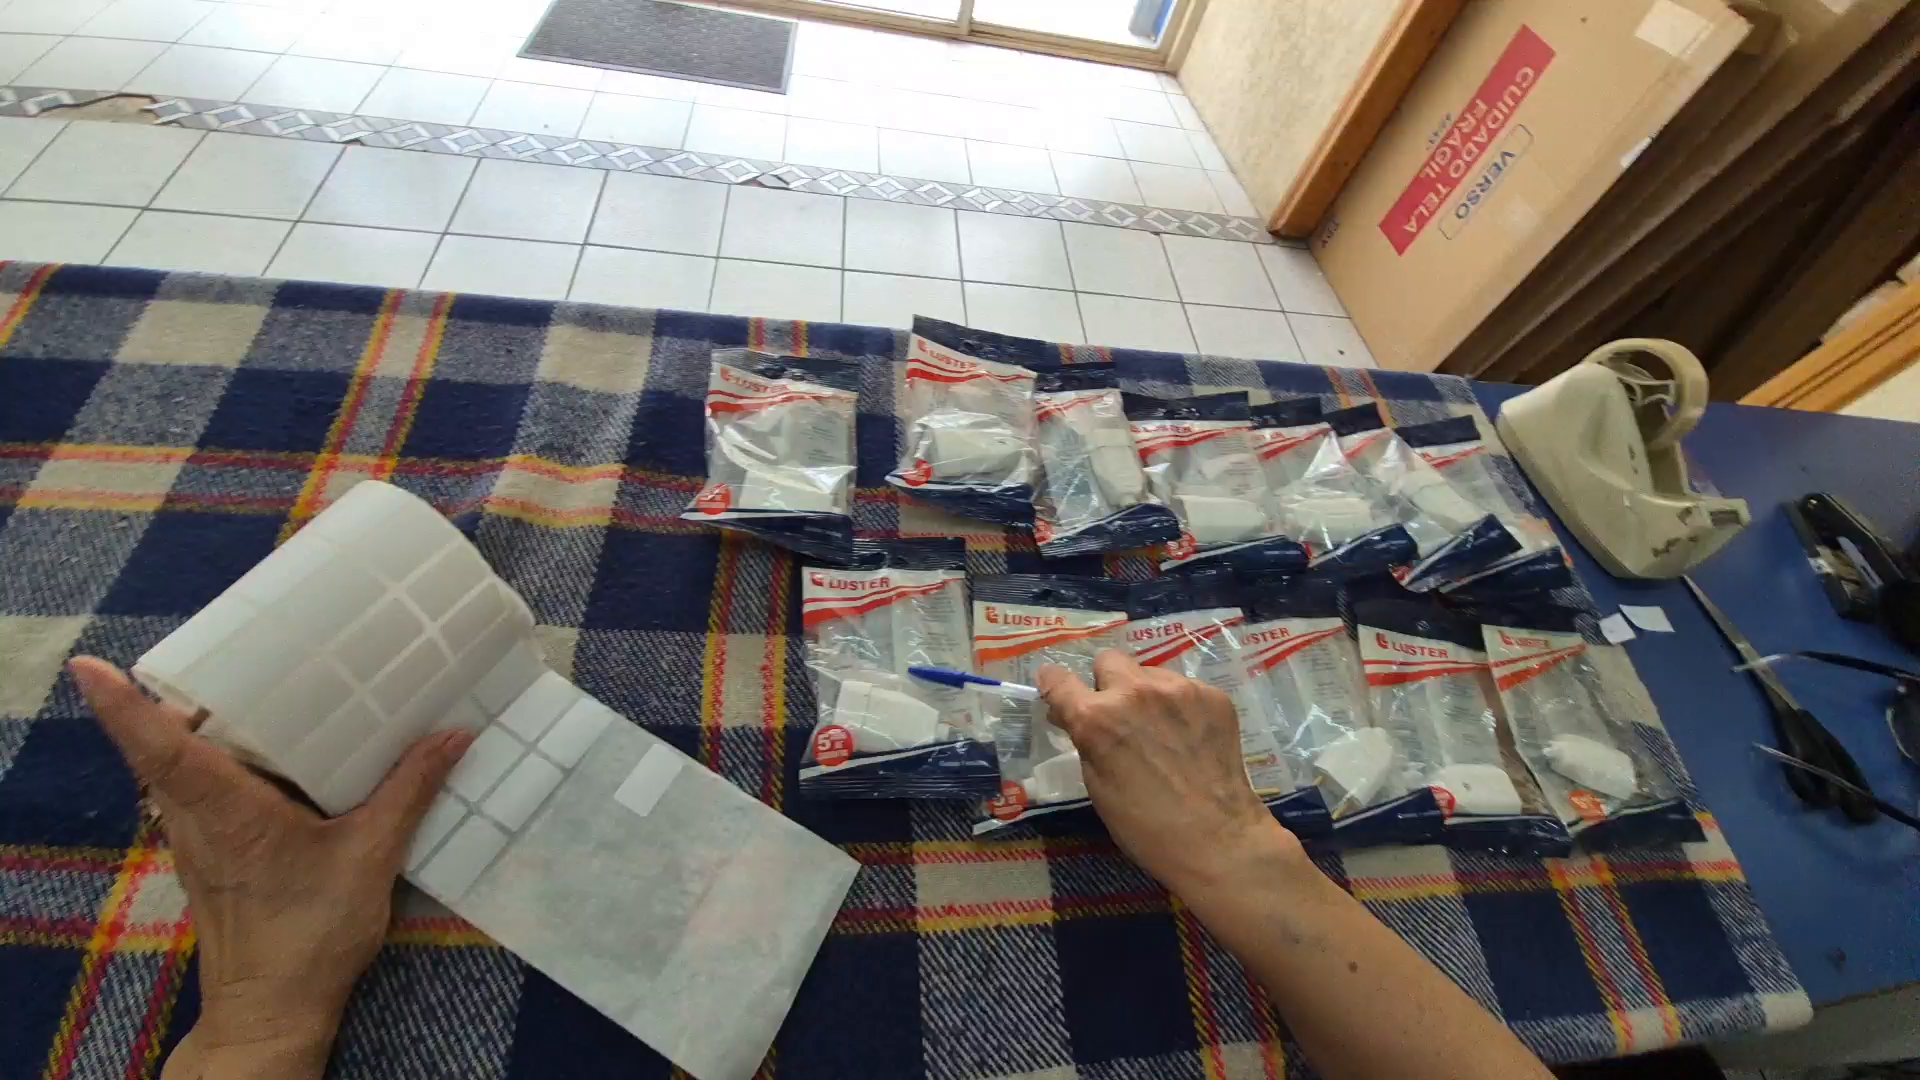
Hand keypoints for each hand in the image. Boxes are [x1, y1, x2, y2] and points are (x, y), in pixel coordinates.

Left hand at [69, 656, 471, 1079]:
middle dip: (166, 705)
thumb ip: (410, 789)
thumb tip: (455, 733)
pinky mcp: (220, 857)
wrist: (276, 1007)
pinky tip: (273, 757)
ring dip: (191, 734)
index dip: (125, 710)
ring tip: (248, 693)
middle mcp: (200, 823)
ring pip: (178, 776)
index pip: (165, 753)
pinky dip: (219, 762)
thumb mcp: (373, 853)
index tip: (92, 668)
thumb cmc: (313, 928)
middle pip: (162, 756)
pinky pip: (203, 796)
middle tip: (216, 656)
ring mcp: (203, 843)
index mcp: (229, 814)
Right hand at [1036, 650, 1301, 894]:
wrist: (1218, 841)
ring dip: (1147, 693)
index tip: (1055, 685)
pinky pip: (1184, 687)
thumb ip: (1085, 738)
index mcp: (1095, 718)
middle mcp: (1133, 691)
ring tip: (1162, 729)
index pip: (1058, 680)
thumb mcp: (1096, 783)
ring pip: (1150, 672)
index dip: (1052, 681)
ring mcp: (1177, 688)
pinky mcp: (1212, 694)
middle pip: (1109, 660)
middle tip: (1120, 713)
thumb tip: (1075, 715)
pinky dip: (1181, 706)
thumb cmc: (1144, 825)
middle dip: (1108, 682)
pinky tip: (1190, 736)